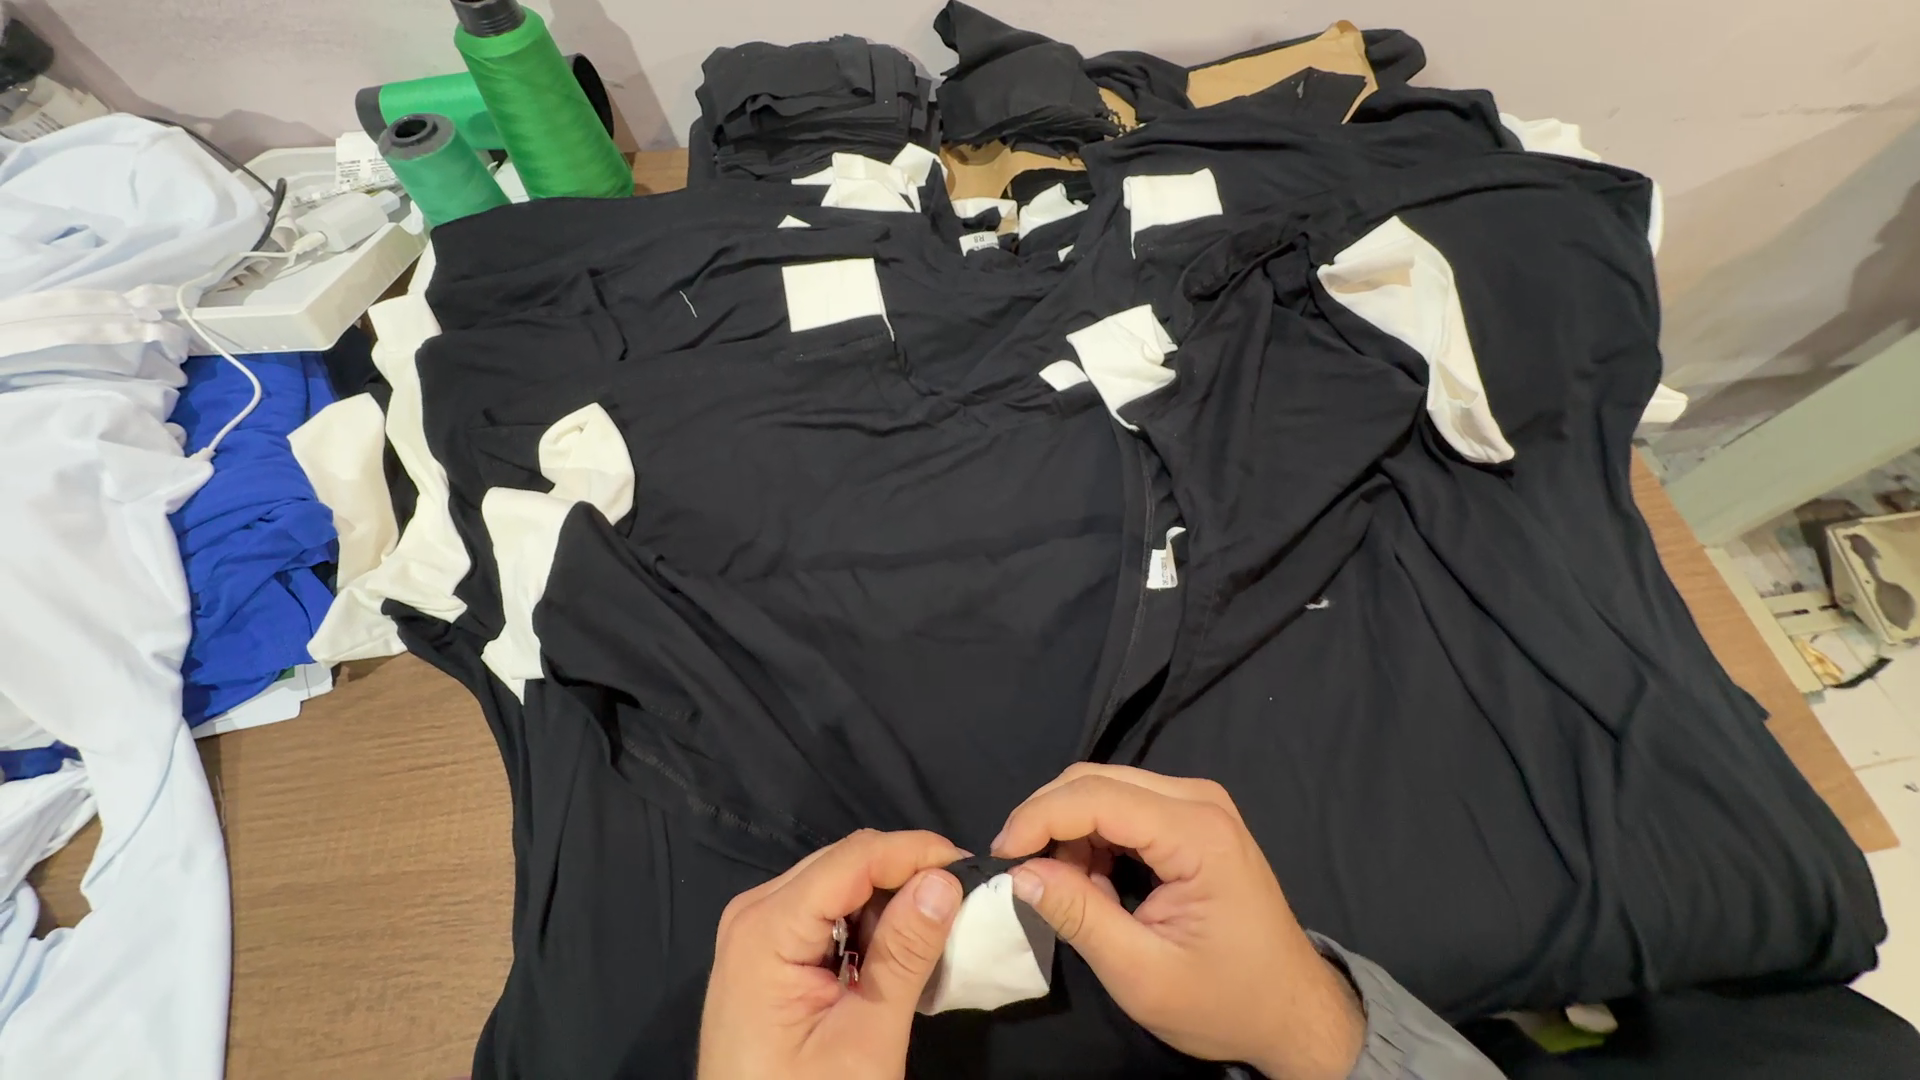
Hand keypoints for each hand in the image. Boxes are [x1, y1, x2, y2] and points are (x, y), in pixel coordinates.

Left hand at [698, 829, 965, 1079]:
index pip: (854, 857)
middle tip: (960, 900)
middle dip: (906, 871)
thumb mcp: (865, 1041)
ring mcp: (757, 926)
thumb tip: (944, 880)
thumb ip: (904, 955)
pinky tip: (892, 946)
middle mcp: (756, 909)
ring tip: (931, 929)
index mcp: (768, 928)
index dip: (914, 851)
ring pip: (840, 877)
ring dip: (889, 895)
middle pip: (846, 861)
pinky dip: (866, 917)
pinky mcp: (766, 945)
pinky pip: (826, 905)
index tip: (970, 866)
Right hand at [992, 765, 1364, 1079]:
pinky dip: (1092, 835)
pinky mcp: (1191, 813)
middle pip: (1095, 780)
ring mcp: (1197, 801)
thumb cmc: (1225, 1001)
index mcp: (1196, 832)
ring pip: (1103, 787)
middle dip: (1047, 820)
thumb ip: (1078, 916)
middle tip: (1021, 871)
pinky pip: (1122, 803)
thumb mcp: (1142, 975)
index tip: (1001, 857)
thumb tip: (1019, 873)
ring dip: (1069, 830)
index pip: (1095, 796)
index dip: (1038, 818)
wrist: (1293, 1012)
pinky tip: (1093, 879)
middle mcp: (1197, 798)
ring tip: (1068, 889)